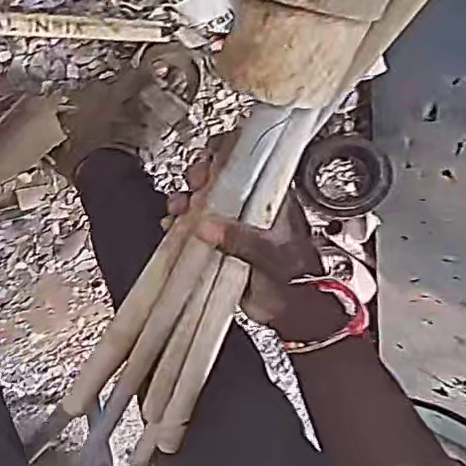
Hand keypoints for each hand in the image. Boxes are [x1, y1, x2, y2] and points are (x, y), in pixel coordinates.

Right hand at [167, 133, 346, 340]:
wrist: (289, 311)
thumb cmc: (294, 279)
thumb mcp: (269, 253)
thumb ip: (239, 238)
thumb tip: (206, 226)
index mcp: (270, 200)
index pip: (249, 162)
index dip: (228, 154)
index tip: (211, 156)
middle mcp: (248, 208)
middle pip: (219, 179)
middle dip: (200, 176)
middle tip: (194, 181)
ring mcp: (231, 225)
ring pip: (202, 202)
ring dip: (185, 200)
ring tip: (177, 205)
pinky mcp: (217, 244)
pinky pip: (193, 228)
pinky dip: (179, 224)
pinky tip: (171, 225)